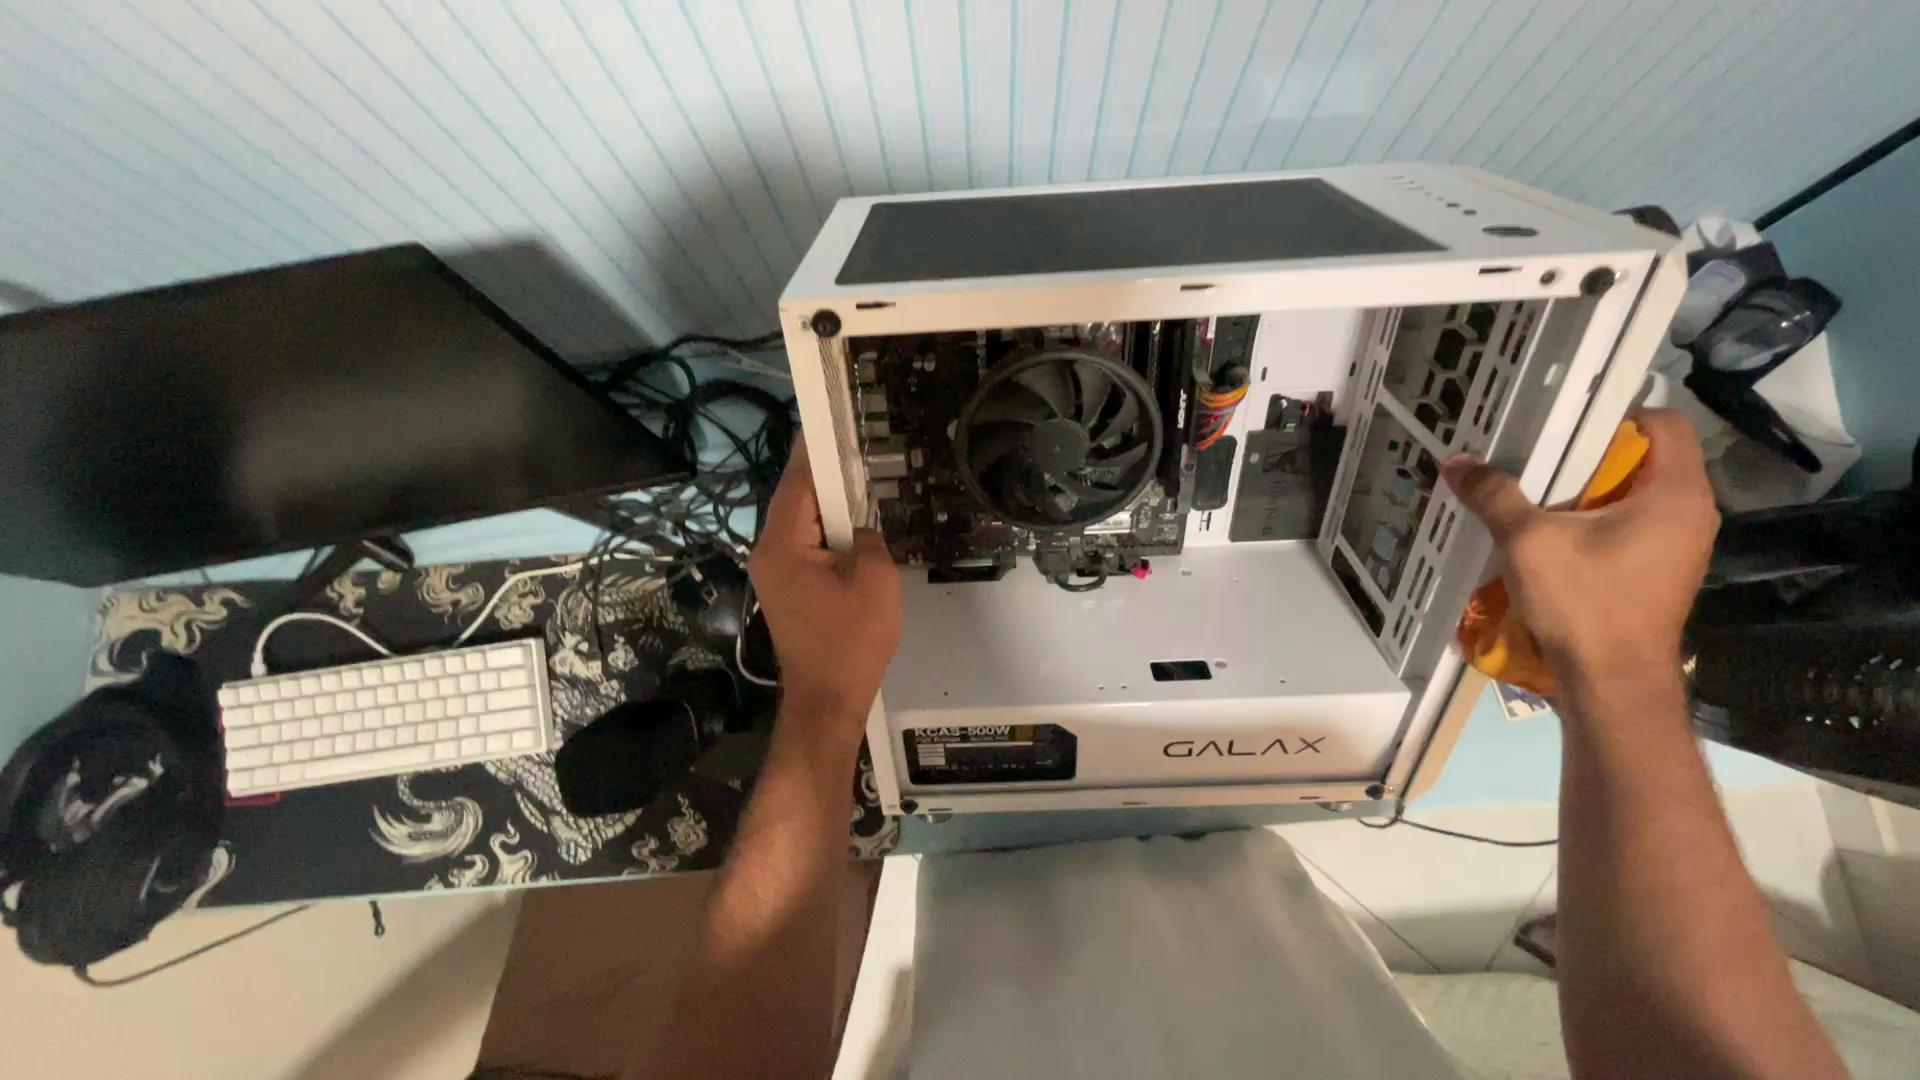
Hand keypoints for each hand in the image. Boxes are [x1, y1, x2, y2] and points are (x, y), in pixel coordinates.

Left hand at [748, 439, 902, 737]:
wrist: (828, 700)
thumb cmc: (852, 641)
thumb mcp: (875, 578)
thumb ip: (867, 537)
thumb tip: (856, 529)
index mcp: (782, 545)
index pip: (796, 482)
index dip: (814, 450)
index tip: (827, 419)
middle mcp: (768, 554)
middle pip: (794, 501)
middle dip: (823, 474)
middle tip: (852, 447)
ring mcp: (774, 575)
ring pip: (799, 525)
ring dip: (826, 506)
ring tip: (856, 482)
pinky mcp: (786, 592)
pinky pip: (804, 548)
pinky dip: (825, 533)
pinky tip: (849, 529)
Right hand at [1440, 409, 1718, 697]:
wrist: (1611, 681)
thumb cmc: (1584, 602)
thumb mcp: (1528, 542)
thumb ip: (1494, 496)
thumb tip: (1455, 461)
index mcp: (1675, 494)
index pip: (1663, 423)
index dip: (1614, 415)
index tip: (1562, 425)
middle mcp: (1690, 513)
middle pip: (1644, 459)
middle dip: (1585, 456)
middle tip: (1532, 457)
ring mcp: (1678, 545)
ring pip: (1632, 495)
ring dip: (1583, 491)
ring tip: (1532, 495)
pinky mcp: (1658, 571)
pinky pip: (1628, 526)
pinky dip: (1590, 521)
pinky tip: (1548, 536)